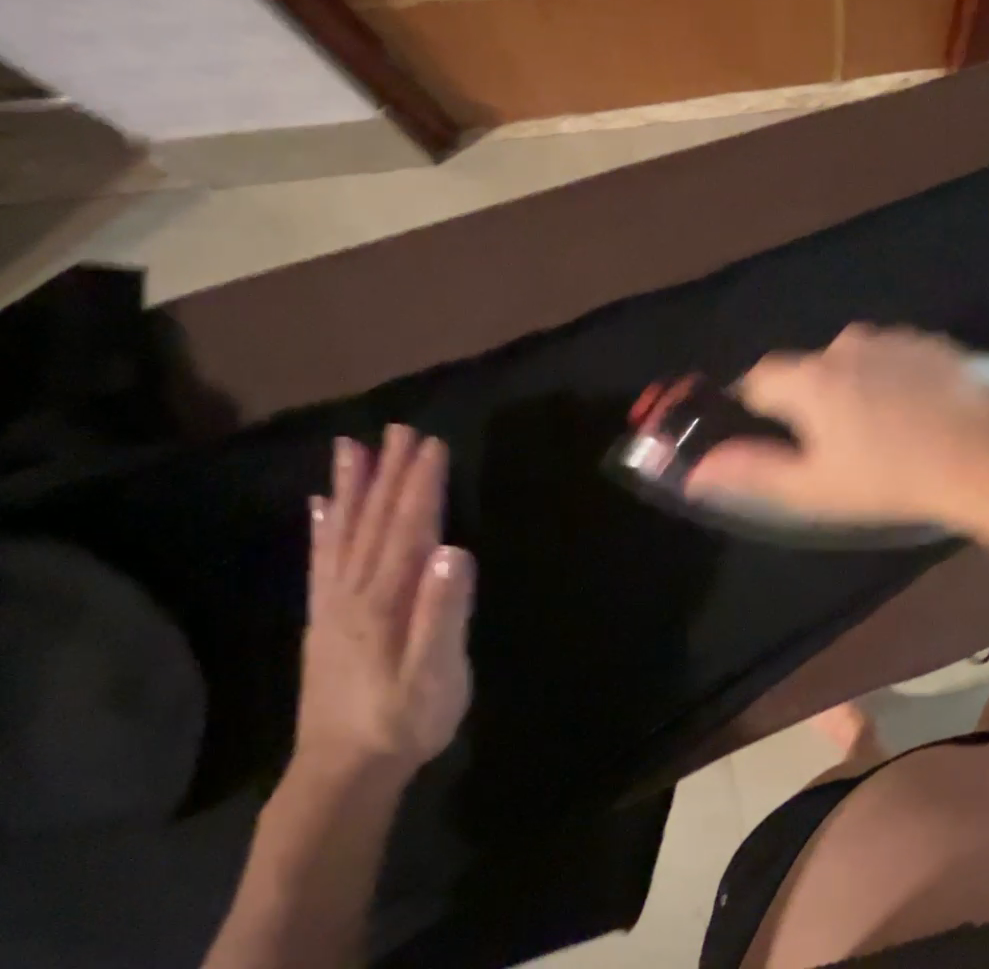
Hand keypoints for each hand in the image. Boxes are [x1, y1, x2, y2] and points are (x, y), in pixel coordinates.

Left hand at [297, 425, 473, 778]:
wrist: (343, 771)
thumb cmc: (406, 720)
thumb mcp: (438, 673)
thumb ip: (445, 612)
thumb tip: (455, 550)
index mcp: (386, 599)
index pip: (409, 529)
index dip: (421, 485)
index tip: (432, 444)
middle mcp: (353, 592)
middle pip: (373, 521)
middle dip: (388, 473)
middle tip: (397, 429)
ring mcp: (333, 606)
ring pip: (342, 534)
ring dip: (350, 489)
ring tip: (349, 449)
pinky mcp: (323, 623)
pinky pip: (320, 564)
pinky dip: (321, 530)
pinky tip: (320, 509)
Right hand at [686, 324, 988, 524]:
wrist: (983, 458)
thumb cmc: (891, 478)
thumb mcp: (816, 488)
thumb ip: (754, 472)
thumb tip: (698, 468)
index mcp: (811, 378)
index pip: (760, 380)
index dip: (761, 408)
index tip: (780, 438)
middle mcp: (847, 345)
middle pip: (811, 369)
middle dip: (815, 399)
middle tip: (842, 444)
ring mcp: (896, 339)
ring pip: (858, 360)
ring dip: (859, 385)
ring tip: (888, 430)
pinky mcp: (934, 344)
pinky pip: (899, 358)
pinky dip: (898, 378)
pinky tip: (920, 413)